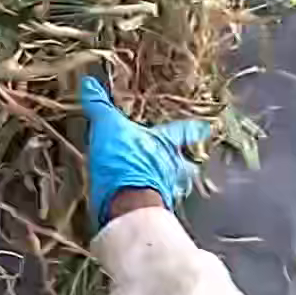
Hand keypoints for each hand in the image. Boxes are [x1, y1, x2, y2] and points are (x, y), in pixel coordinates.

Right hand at [80, 75, 210, 223]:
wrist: (126, 204)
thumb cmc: (125, 161)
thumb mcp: (108, 127)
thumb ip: (99, 107)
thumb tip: (89, 83)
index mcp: (164, 144)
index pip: (184, 131)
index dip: (194, 129)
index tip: (206, 128)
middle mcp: (169, 168)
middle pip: (186, 165)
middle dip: (187, 165)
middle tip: (189, 165)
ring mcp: (163, 191)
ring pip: (174, 187)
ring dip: (170, 185)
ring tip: (165, 186)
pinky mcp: (150, 211)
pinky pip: (155, 204)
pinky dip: (151, 202)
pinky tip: (142, 202)